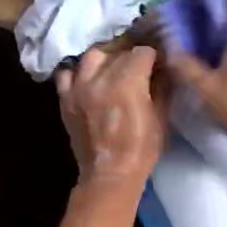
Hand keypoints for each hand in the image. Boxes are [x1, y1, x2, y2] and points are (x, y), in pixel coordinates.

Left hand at [55, 46, 165, 189]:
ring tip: (113, 70)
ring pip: (92, 55)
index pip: (143, 51)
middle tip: (139, 68)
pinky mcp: (65, 98)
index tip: (158, 65)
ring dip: (105, 59)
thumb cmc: (142, 148)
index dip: (153, 57)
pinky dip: (78, 72)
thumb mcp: (161, 116)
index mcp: (128, 81)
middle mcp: (101, 77)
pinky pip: (67, 73)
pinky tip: (89, 80)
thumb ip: (161, 85)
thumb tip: (161, 68)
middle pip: (118, 52)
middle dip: (132, 57)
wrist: (110, 175)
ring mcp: (79, 86)